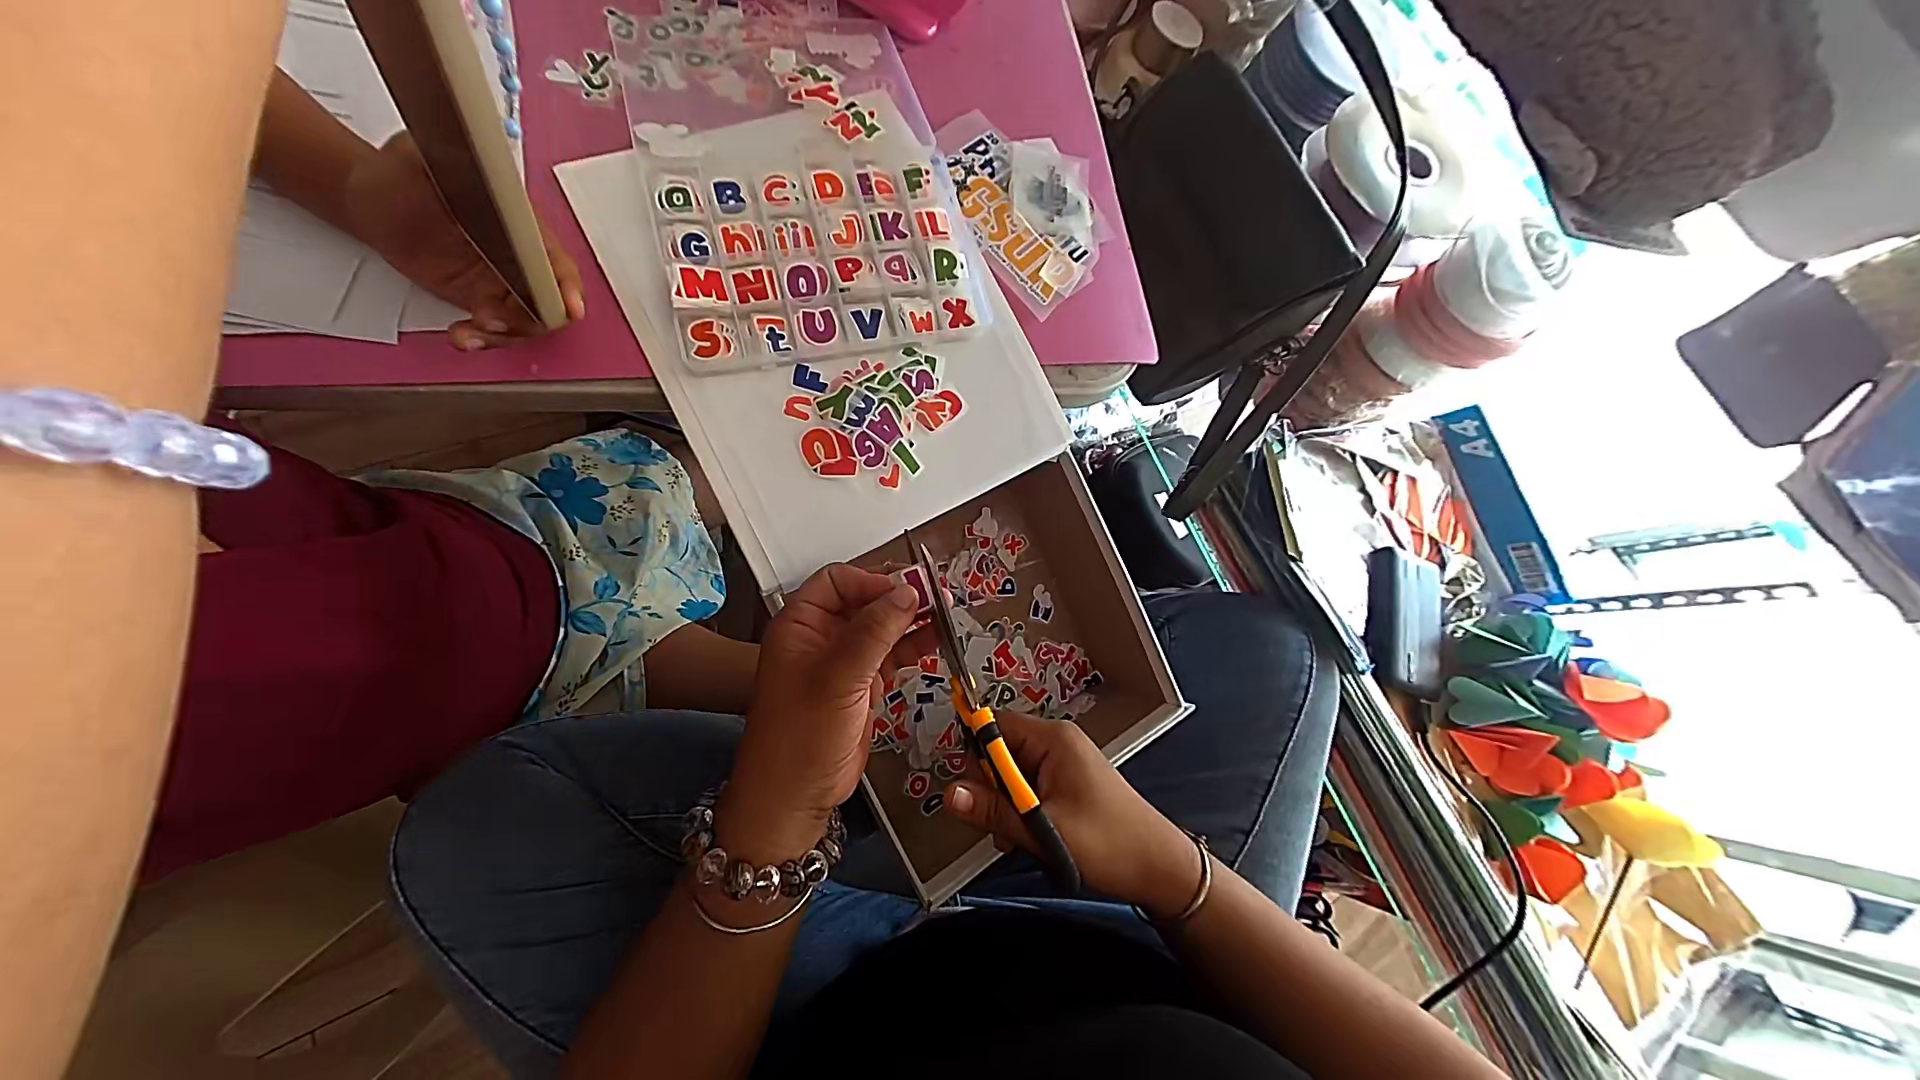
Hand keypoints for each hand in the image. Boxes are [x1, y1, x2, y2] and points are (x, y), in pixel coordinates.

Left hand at [342, 132, 585, 350]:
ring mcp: (510, 283)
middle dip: (530, 319)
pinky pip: (502, 330)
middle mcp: (526, 257)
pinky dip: (485, 339)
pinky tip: (462, 335)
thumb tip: (479, 157)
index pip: (558, 260)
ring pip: (530, 322)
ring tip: (471, 331)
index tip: (568, 307)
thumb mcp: (420, 157)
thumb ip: (452, 160)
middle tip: (493, 321)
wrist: (373, 202)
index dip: (567, 286)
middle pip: (553, 301)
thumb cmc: (398, 175)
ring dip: (505, 334)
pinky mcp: (489, 302)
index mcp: (524, 224)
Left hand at [719, 565, 919, 860]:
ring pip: (883, 627)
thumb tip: (907, 593)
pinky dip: (914, 646)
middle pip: (865, 601)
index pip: (839, 581)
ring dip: (913, 619)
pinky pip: (892, 654)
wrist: (795, 795)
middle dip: (899, 597)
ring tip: (944, 612)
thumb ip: (874, 631)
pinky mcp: (863, 684)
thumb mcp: (837, 677)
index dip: (873, 581)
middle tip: (934, 595)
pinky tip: (936, 639)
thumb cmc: (799, 738)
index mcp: (801, 624)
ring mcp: (844, 660)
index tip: (905, 591)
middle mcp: (822, 637)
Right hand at [942, 711, 1203, 918]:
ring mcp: (1064, 763)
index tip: (970, 787)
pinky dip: (1024, 811)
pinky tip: (1033, 837)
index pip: (996, 725)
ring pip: (1013, 775)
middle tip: (1002, 823)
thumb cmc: (1110, 843)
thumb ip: (994, 810)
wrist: (1159, 868)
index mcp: (1054, 739)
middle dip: (993, 789)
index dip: (976, 753)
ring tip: (1023, 837)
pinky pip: (1030, 788)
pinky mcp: (1068, 782)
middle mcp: (1058, 743)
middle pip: (1001, 751)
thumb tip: (951, 793)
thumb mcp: (1044, 829)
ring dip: (1008, 806)